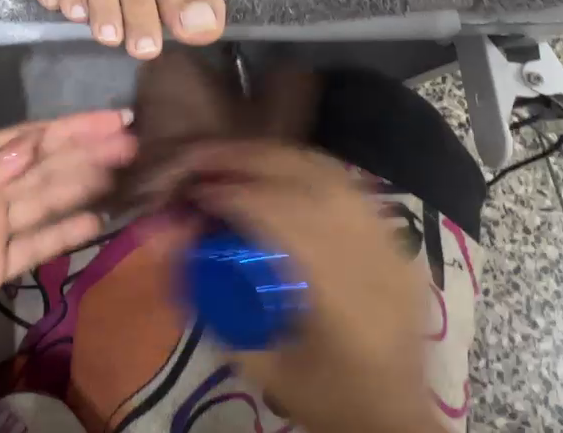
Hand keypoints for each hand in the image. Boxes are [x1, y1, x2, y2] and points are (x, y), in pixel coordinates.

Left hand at [0, 110, 136, 368]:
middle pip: (43, 167)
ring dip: (84, 184)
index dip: (66, 130)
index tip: (110, 121)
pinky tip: (99, 219)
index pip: (22, 141)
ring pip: (47, 200)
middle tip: (134, 144)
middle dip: (86, 152)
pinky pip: (39, 243)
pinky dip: (68, 231)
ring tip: (127, 172)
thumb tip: (24, 146)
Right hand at [155, 142, 441, 432]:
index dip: (230, 194)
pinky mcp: (399, 243)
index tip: (191, 194)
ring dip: (271, 157)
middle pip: (304, 180)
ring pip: (327, 173)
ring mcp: (392, 247)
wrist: (397, 423)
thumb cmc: (325, 399)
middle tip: (199, 163)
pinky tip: (274, 168)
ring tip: (229, 160)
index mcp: (342, 299)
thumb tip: (164, 236)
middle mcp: (372, 261)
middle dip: (243, 161)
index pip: (282, 218)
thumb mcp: (258, 364)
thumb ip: (207, 303)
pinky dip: (303, 167)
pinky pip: (347, 184)